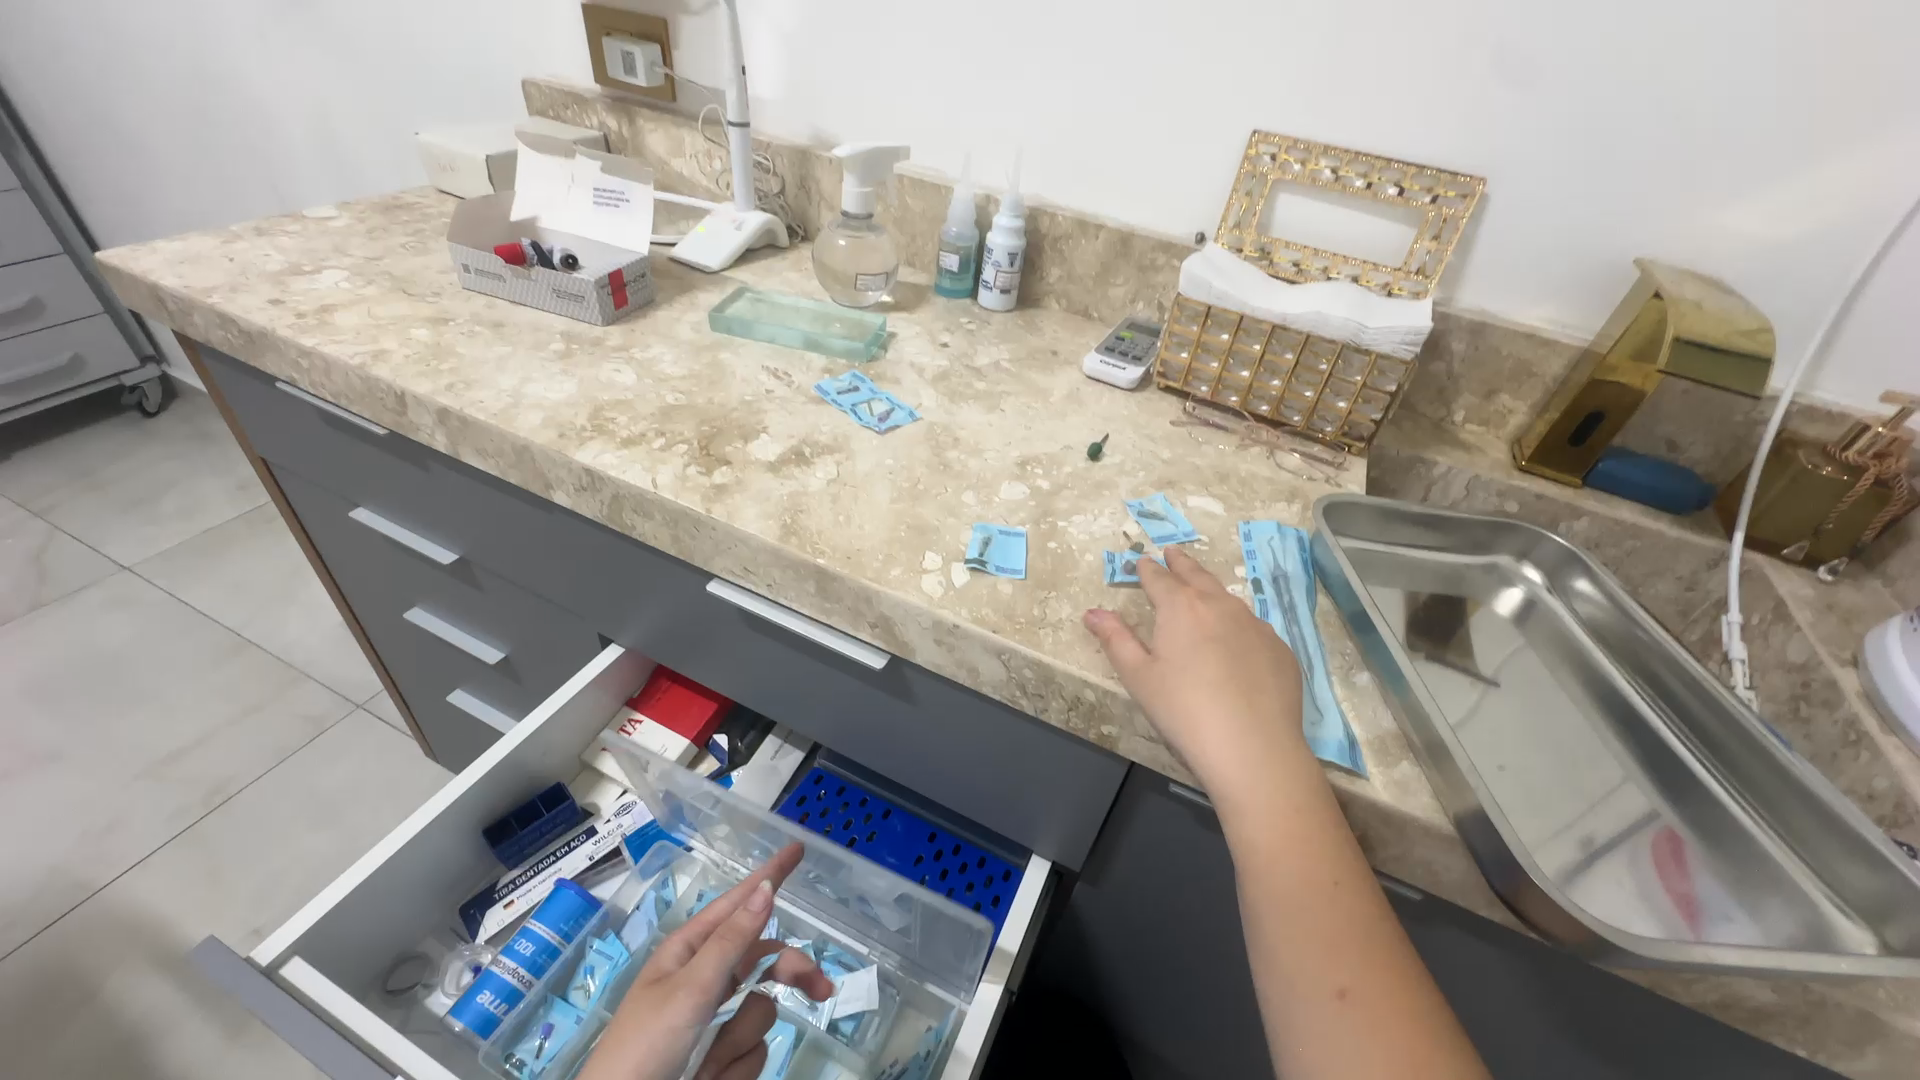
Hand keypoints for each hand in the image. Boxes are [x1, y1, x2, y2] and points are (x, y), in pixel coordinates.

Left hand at [578, 844, 833, 1079]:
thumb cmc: (645, 1047)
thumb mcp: (689, 990)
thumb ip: (732, 941)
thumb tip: (765, 887)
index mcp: (690, 951)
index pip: (738, 902)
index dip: (770, 875)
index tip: (798, 849)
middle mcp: (705, 979)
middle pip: (764, 960)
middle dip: (789, 976)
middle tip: (820, 989)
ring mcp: (713, 1019)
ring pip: (760, 1010)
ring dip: (738, 1040)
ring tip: (706, 1063)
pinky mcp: (720, 1056)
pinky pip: (752, 1050)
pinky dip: (733, 1067)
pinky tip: (707, 1078)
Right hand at [1083, 548, 1308, 799]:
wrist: (1254, 749)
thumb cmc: (1184, 711)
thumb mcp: (1139, 677)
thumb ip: (1116, 640)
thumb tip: (1092, 612)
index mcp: (1181, 608)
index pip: (1159, 579)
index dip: (1147, 569)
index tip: (1142, 561)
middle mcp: (1221, 606)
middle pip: (1198, 576)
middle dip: (1182, 564)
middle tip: (1173, 552)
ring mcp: (1256, 626)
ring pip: (1229, 599)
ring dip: (1211, 591)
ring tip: (1203, 592)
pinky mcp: (1281, 651)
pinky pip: (1254, 628)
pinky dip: (1238, 625)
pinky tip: (1236, 644)